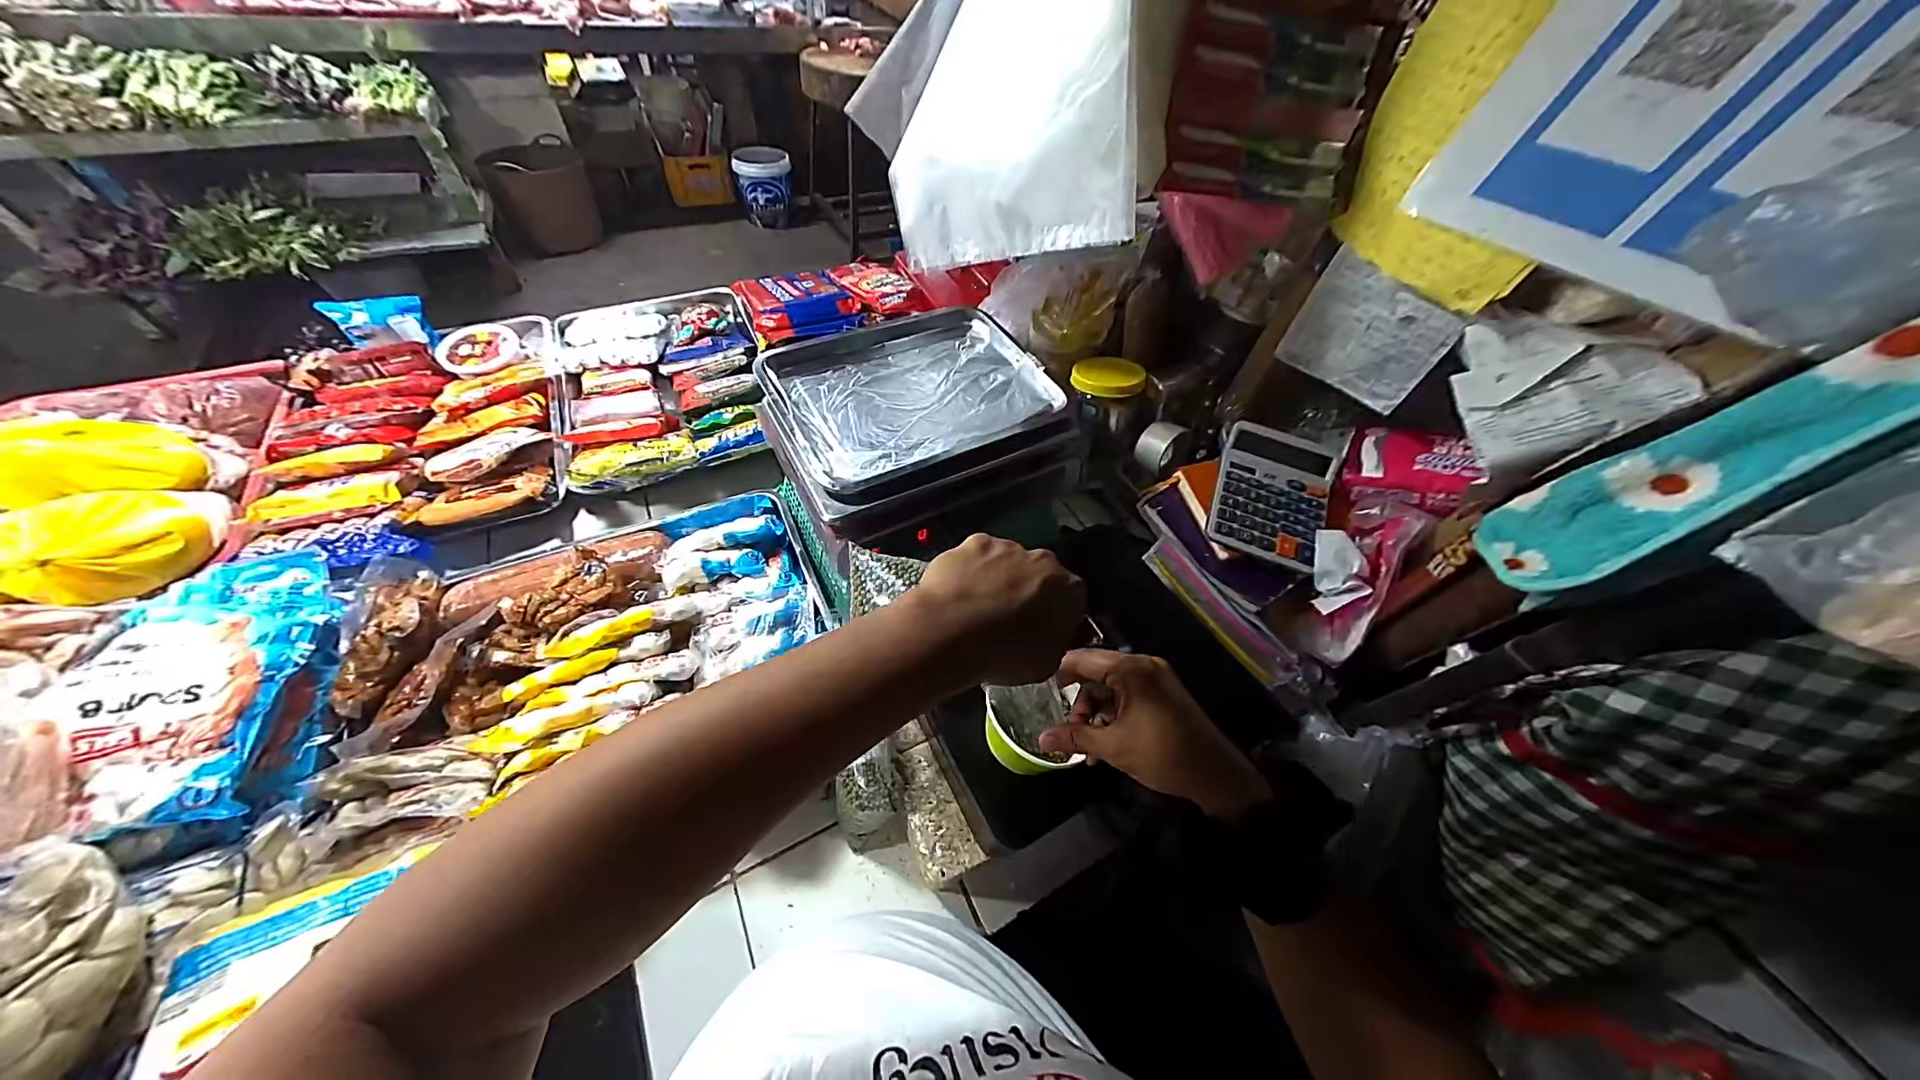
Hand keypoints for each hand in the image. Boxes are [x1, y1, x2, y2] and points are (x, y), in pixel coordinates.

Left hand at [905, 534, 1085, 686]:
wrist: (951, 633)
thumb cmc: (1002, 653)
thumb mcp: (1045, 664)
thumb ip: (1055, 642)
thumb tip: (1050, 639)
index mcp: (1069, 590)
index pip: (1070, 596)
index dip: (1054, 611)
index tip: (1040, 625)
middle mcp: (1043, 561)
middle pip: (1038, 572)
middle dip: (1026, 590)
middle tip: (1005, 618)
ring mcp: (1008, 548)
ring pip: (1006, 561)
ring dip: (997, 578)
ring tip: (976, 609)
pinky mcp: (975, 543)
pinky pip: (977, 556)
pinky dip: (970, 569)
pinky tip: (958, 593)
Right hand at [1039, 650, 1270, 820]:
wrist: (1216, 774)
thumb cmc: (1162, 754)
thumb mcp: (1113, 747)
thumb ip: (1074, 737)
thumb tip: (1040, 738)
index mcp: (1131, 669)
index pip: (1081, 659)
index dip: (1058, 673)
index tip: (1042, 692)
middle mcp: (1143, 665)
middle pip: (1095, 672)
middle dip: (1079, 702)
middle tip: (1070, 729)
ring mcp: (1156, 677)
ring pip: (1111, 686)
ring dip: (1095, 712)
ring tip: (1088, 745)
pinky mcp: (1164, 692)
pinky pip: (1128, 694)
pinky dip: (1113, 714)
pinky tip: (1106, 743)